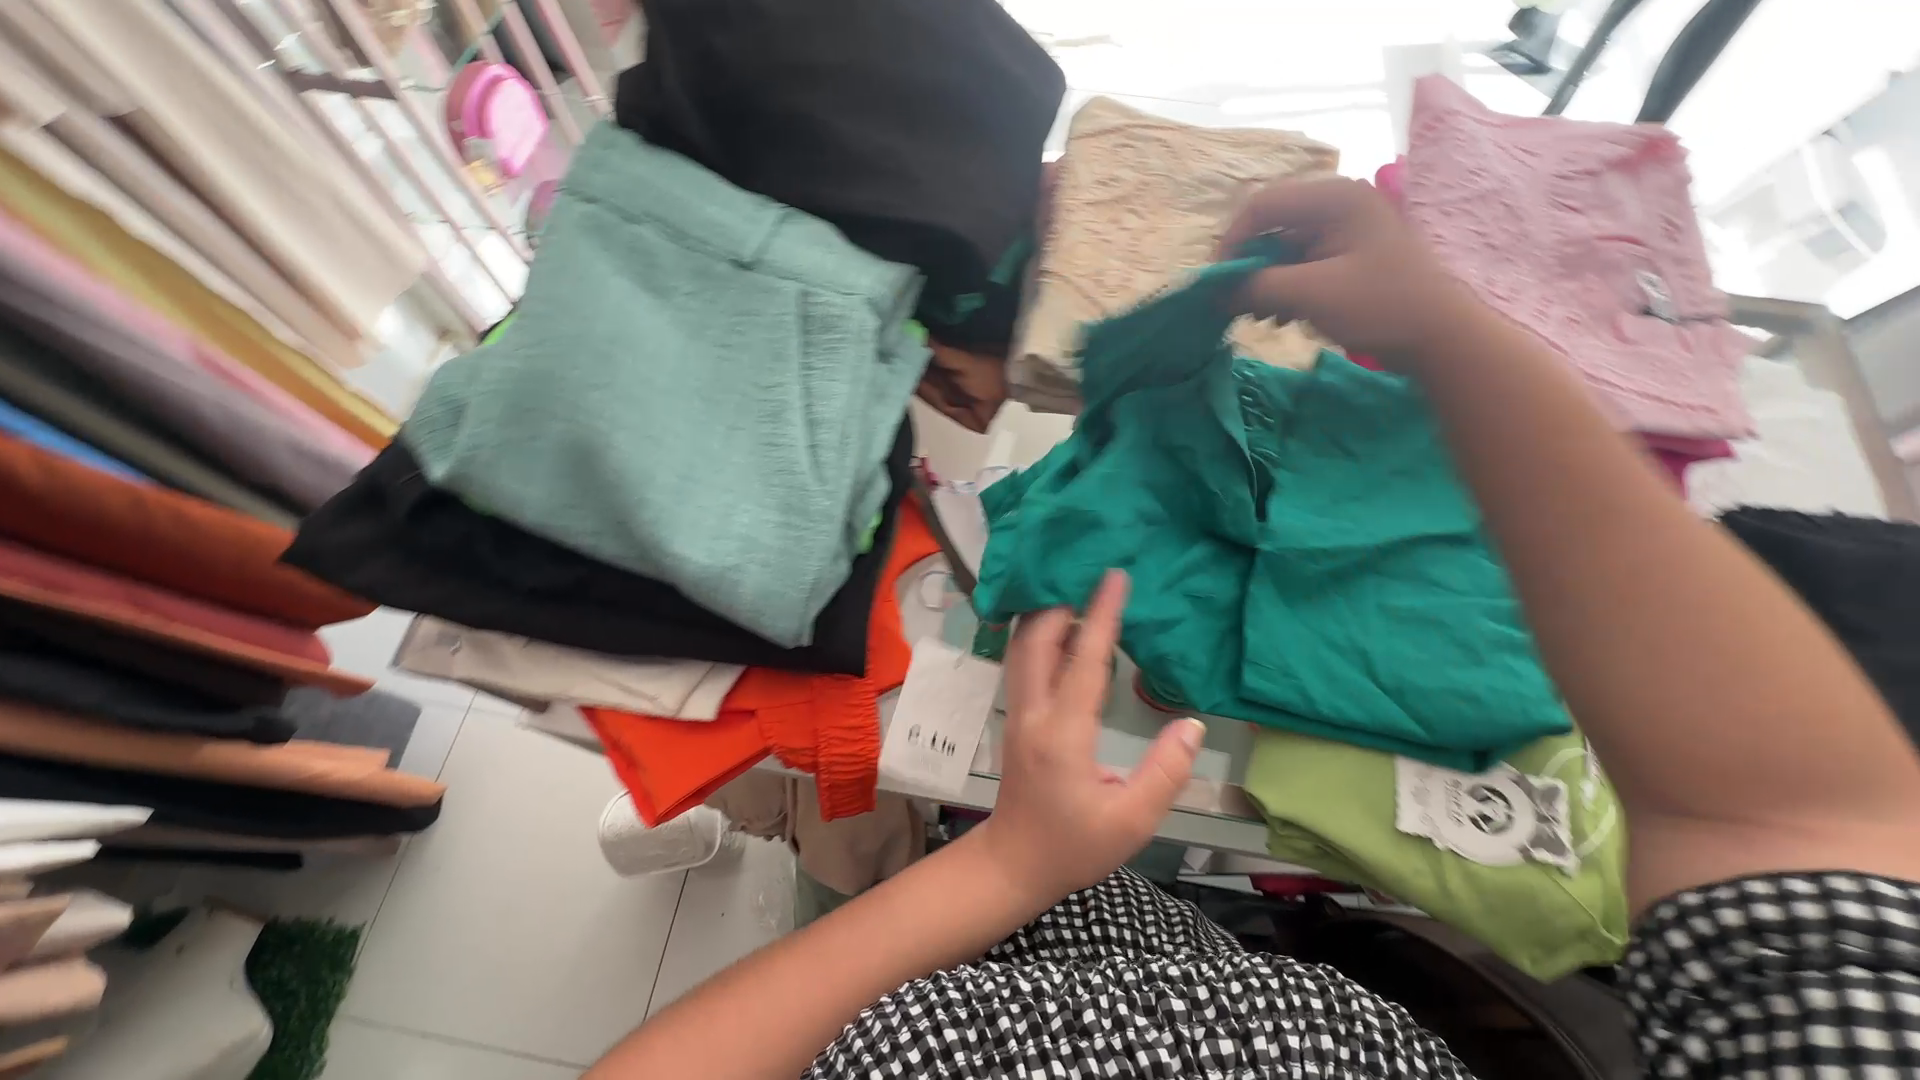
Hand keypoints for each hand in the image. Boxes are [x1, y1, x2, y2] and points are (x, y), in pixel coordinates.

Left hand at [972, 570, 1205, 904]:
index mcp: (1063, 734)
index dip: (1102, 616)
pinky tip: (1065, 637)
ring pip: (1022, 649)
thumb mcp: (1132, 821)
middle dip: (1061, 605)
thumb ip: (1165, 772)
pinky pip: (1024, 665)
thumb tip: (1191, 724)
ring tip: (1081, 600)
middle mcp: (1032, 713)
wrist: (1014, 863)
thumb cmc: (1074, 846)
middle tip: (1093, 583)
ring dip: (1046, 619)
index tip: (1114, 577)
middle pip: (1034, 640)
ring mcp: (1017, 714)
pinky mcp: (1015, 720)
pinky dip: (1041, 639)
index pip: (1084, 660)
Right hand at [1218, 176, 1485, 363]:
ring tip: (1256, 316)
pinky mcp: (1344, 257)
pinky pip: (1297, 266)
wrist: (1438, 336)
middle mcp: (1336, 204)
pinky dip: (1281, 291)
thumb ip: (1257, 287)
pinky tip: (1277, 318)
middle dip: (1246, 267)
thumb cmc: (1380, 306)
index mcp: (1334, 197)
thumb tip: (1216, 293)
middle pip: (1269, 227)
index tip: (1215, 282)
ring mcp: (1342, 231)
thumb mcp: (1311, 294)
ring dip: (1261, 283)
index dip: (1231, 242)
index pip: (1261, 205)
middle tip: (1232, 303)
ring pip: (1280, 250)